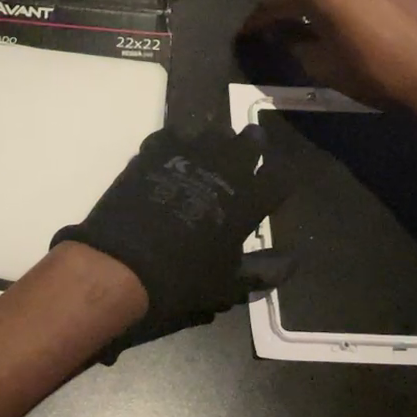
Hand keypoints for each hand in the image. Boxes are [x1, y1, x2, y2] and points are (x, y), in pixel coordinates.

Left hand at [53, 124, 291, 354]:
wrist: (123, 265)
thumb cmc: (183, 278)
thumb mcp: (228, 284)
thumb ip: (262, 271)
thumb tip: (292, 263)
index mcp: (251, 198)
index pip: (281, 178)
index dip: (278, 182)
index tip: (271, 189)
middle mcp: (226, 167)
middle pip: (250, 141)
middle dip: (251, 146)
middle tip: (245, 155)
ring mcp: (188, 155)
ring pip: (210, 133)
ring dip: (213, 141)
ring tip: (206, 154)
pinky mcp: (152, 153)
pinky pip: (168, 137)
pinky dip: (171, 145)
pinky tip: (167, 158)